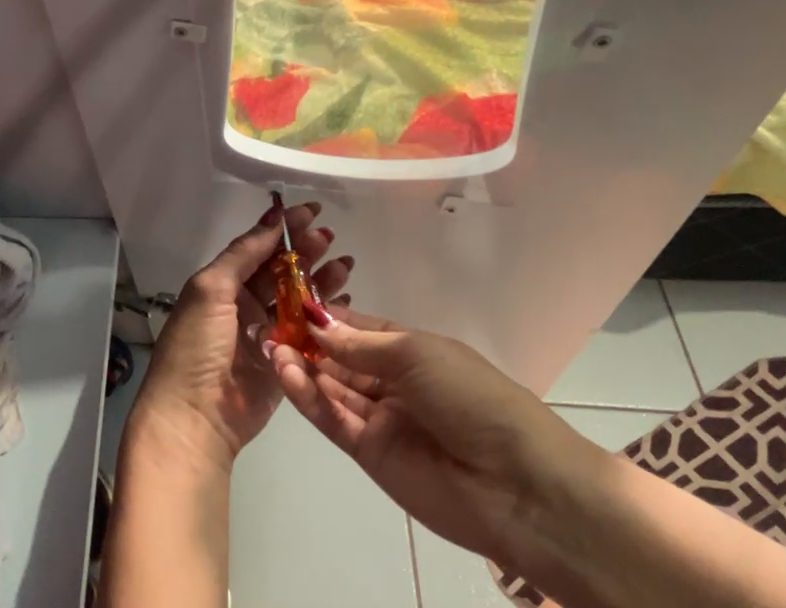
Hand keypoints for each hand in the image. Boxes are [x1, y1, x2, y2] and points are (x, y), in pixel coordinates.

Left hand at [127, 201, 349, 472]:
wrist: (195, 417)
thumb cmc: (196, 347)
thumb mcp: (210, 290)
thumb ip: (242, 255)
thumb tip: (271, 220)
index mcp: (220, 284)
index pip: (256, 247)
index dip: (282, 228)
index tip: (311, 210)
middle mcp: (242, 305)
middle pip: (280, 271)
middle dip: (306, 251)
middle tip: (332, 236)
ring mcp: (265, 333)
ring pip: (298, 298)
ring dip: (321, 279)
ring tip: (346, 264)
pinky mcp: (285, 361)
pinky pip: (309, 332)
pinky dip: (327, 315)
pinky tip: (347, 299)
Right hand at [267, 312, 609, 567]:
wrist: (518, 486)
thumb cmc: (473, 399)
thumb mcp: (417, 354)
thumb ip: (358, 344)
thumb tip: (314, 321)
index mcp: (414, 351)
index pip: (359, 328)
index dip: (326, 316)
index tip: (288, 299)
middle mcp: (395, 382)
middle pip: (340, 358)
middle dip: (307, 340)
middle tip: (268, 323)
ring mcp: (380, 418)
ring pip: (331, 387)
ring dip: (301, 366)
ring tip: (270, 346)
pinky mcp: (368, 452)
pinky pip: (332, 419)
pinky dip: (307, 397)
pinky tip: (285, 374)